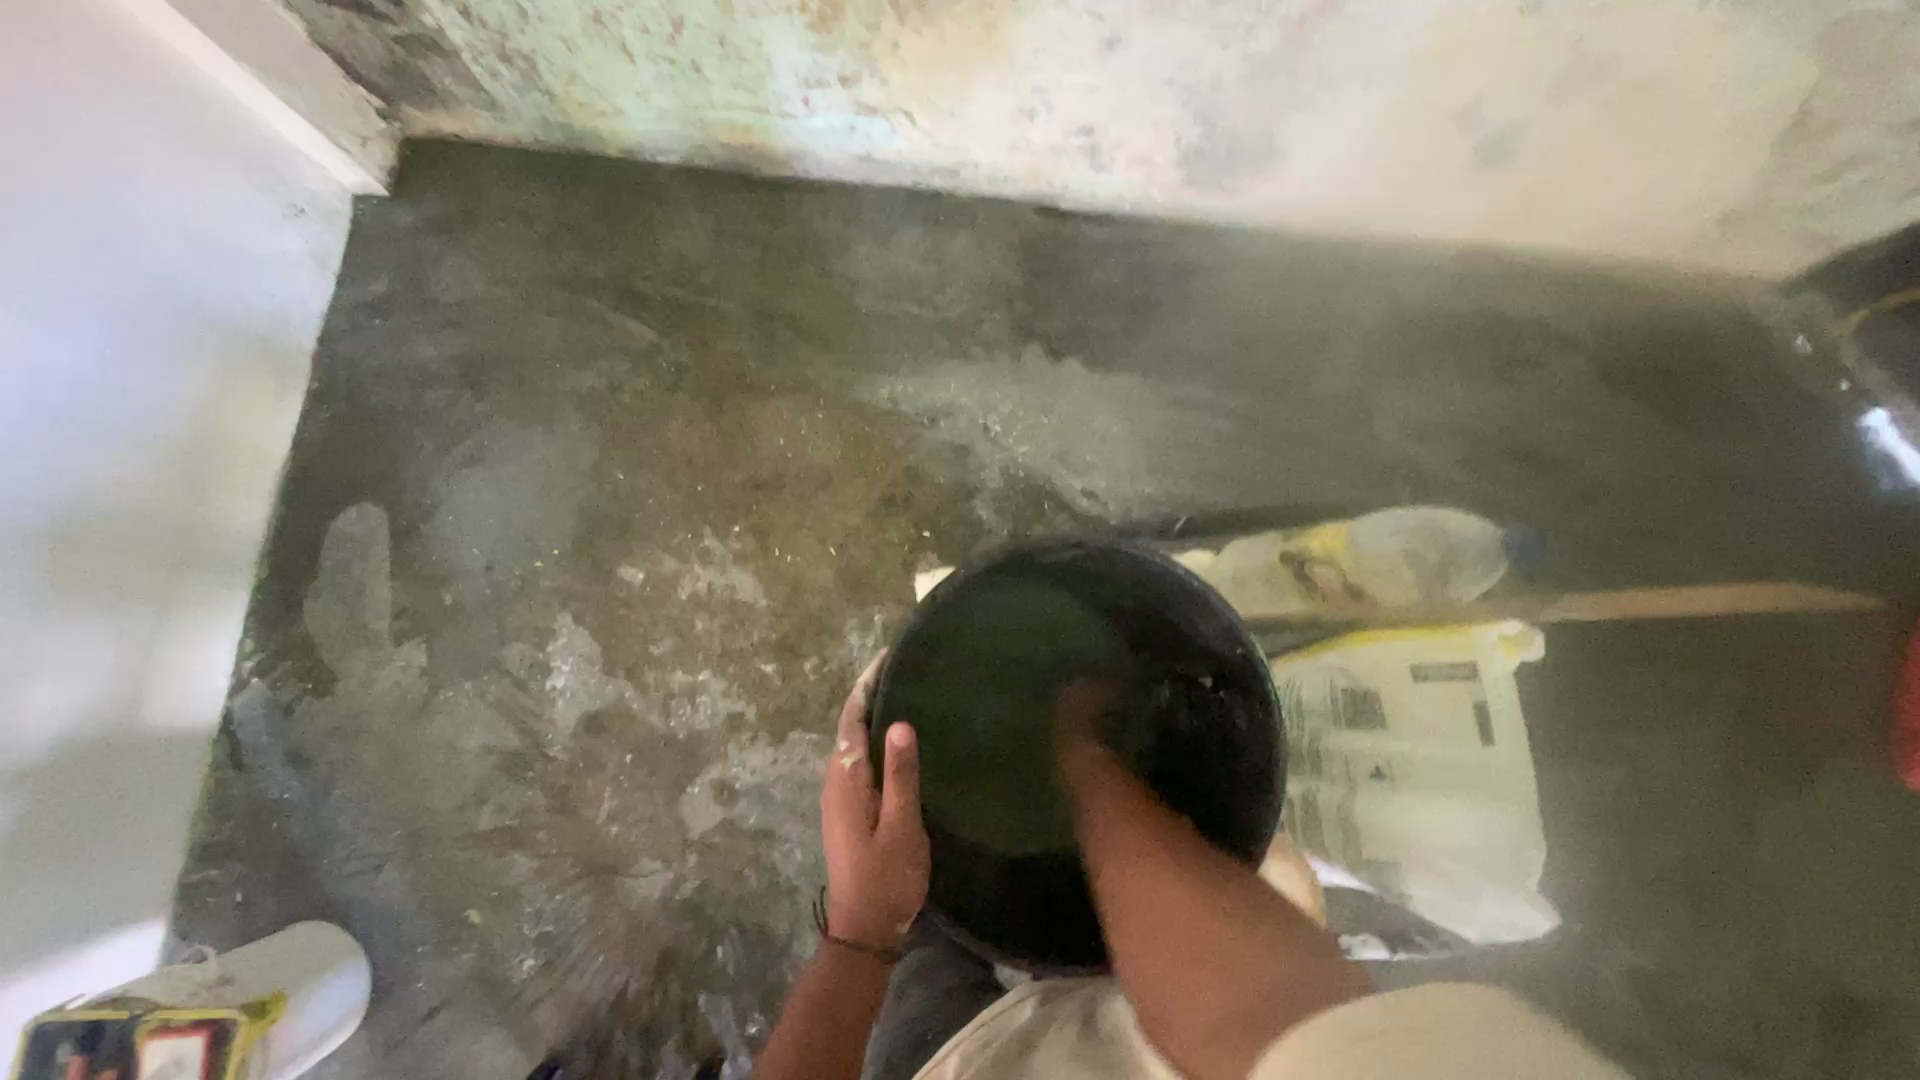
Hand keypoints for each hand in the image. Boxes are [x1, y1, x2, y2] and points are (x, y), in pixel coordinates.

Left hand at [821, 652, 928, 950]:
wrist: (864, 927)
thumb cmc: (886, 876)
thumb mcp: (902, 824)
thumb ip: (901, 774)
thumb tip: (900, 723)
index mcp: (846, 780)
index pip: (851, 720)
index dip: (866, 686)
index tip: (885, 658)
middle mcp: (835, 782)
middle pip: (847, 727)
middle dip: (868, 694)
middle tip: (900, 668)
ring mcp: (839, 796)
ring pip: (851, 743)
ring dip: (869, 716)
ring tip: (901, 693)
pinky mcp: (847, 809)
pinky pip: (857, 760)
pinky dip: (872, 739)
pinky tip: (895, 741)